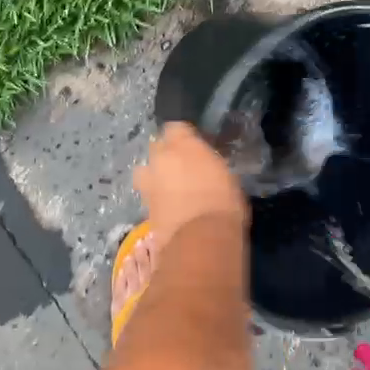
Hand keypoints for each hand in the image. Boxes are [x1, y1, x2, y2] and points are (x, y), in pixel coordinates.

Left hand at [134, 122, 246, 244]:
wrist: (201, 241)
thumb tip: (204, 166)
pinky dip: (156, 198)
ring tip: (168, 187)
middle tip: (181, 166)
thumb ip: (208, 163)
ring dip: (154, 175)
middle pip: (156, 147)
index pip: (175, 128)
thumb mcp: (225, 175)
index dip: (183, 137)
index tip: (193, 146)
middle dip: (165, 154)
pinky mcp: (144, 207)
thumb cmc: (222, 202)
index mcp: (183, 144)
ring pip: (145, 171)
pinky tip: (168, 207)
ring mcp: (149, 183)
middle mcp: (161, 158)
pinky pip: (148, 195)